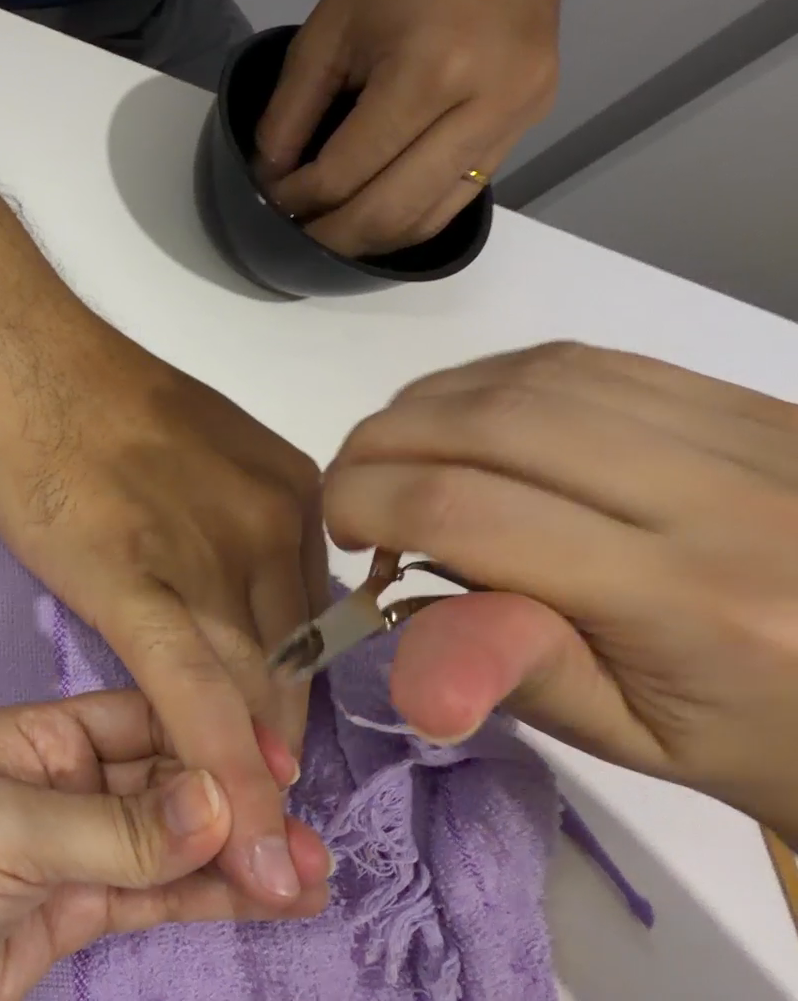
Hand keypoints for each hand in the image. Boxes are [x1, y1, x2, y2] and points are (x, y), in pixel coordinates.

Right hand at [0, 325, 330, 907]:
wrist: (25, 361)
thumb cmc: (92, 398)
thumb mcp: (190, 448)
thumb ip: (225, 522)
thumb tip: (227, 591)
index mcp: (292, 498)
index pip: (304, 626)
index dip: (290, 704)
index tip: (277, 759)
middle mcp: (272, 529)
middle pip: (284, 667)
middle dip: (284, 753)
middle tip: (282, 837)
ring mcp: (203, 552)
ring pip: (246, 685)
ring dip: (254, 776)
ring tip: (260, 857)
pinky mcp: (131, 575)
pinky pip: (187, 678)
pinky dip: (213, 750)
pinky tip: (227, 814)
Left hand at [0, 692, 332, 1000]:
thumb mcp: (11, 830)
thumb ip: (118, 827)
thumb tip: (227, 802)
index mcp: (38, 735)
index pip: (141, 719)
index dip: (208, 738)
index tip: (285, 766)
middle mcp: (64, 780)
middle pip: (166, 781)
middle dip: (237, 807)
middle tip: (311, 843)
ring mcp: (76, 846)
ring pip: (173, 842)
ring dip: (240, 856)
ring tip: (314, 876)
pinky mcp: (81, 907)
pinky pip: (158, 892)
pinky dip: (212, 896)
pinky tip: (271, 898)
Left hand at [256, 0, 563, 257]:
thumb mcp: (322, 35)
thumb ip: (286, 117)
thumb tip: (269, 180)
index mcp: (432, 73)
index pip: (343, 175)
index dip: (294, 199)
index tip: (268, 197)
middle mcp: (488, 104)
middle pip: (389, 212)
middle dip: (327, 237)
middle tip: (289, 236)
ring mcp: (519, 117)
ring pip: (427, 220)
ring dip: (366, 240)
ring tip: (324, 233)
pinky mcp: (529, 123)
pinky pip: (458, 199)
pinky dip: (405, 220)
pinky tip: (368, 216)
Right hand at [323, 342, 797, 840]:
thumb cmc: (756, 731)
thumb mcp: (631, 737)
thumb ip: (510, 673)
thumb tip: (394, 647)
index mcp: (693, 604)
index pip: (463, 511)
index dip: (363, 502)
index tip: (343, 536)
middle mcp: (730, 499)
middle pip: (486, 425)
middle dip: (376, 449)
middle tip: (353, 494)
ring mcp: (753, 433)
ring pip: (527, 379)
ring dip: (422, 410)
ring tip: (399, 460)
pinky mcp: (755, 401)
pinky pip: (580, 362)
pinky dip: (486, 385)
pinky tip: (466, 425)